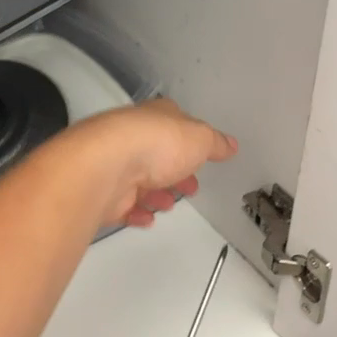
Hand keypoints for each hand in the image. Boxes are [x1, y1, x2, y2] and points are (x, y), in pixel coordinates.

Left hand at [67, 99, 236, 226]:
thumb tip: (231, 144)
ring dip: (157, 194)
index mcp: (156, 117)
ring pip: (140, 180)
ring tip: (170, 204)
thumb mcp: (200, 139)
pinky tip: (148, 218)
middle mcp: (134, 136)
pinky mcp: (105, 192)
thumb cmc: (158, 144)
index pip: (175, 124)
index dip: (190, 141)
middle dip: (175, 171)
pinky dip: (136, 212)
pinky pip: (123, 205)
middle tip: (190, 187)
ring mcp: (116, 164)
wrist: (108, 165)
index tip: (203, 157)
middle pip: (158, 154)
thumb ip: (216, 143)